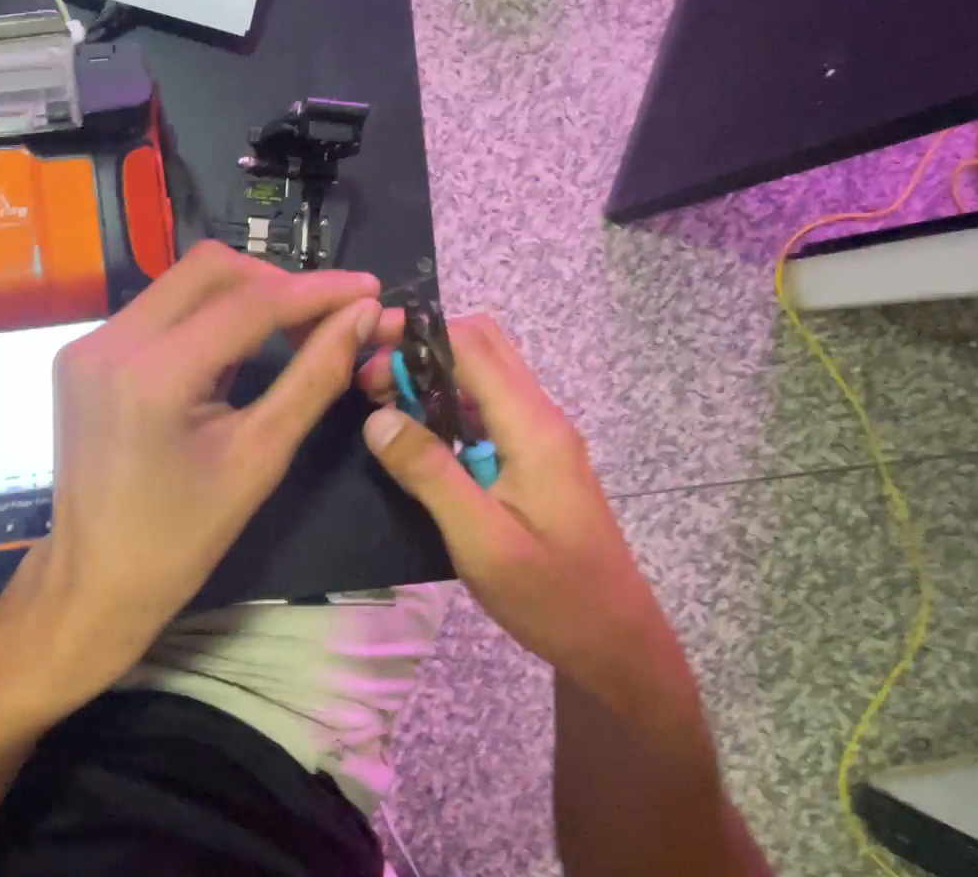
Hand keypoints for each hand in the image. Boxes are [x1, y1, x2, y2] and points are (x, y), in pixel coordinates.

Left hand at [3, 242, 381, 701]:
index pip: (249, 302)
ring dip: (241, 297)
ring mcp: (87, 344)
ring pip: (181, 284)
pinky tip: (235, 351)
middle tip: (326, 315)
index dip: (317, 290)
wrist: (95, 579)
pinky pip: (156, 312)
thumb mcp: (259, 457)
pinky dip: (204, 319)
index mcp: (152, 373)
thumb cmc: (182, 537)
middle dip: (276, 282)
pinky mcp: (82, 355)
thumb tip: (361, 317)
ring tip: (291, 332)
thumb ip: (313, 378)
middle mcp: (110, 341)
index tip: (368, 288)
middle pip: (209, 269)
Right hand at [358, 316, 702, 738]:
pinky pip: (487, 411)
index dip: (415, 335)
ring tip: (380, 406)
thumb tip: (378, 419)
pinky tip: (415, 439)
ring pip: (484, 377)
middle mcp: (541, 419)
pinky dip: (446, 408)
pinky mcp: (534, 460)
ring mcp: (541, 438)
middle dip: (422, 349)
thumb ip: (430, 474)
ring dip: (431, 378)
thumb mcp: (481, 541)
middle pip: (483, 347)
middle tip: (369, 381)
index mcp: (533, 428)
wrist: (614, 642)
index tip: (363, 349)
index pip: (472, 347)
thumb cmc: (551, 596)